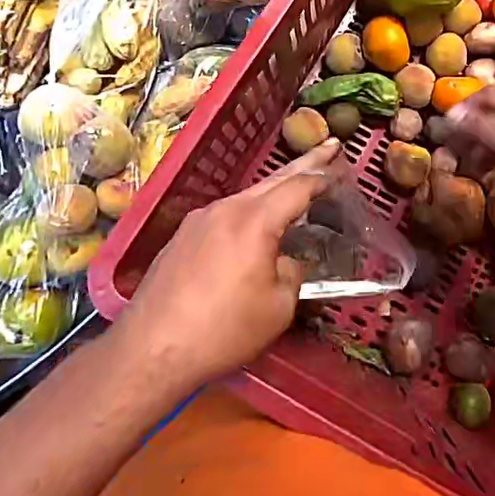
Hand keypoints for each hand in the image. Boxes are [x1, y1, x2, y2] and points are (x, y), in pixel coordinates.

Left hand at [116, 139, 341, 388]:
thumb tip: (287, 260)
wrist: (151, 348)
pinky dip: (251, 212)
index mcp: (255, 220)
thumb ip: (292, 273)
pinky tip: (256, 225)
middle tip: (330, 146)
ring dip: (276, 190)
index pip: (298, 187)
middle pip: (274, 180)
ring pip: (248, 197)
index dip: (324, 177)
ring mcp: (200, 219)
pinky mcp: (182, 236)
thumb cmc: (223, 331)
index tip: (343, 166)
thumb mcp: (278, 307)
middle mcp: (226, 209)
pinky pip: (227, 214)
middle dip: (305, 163)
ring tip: (298, 186)